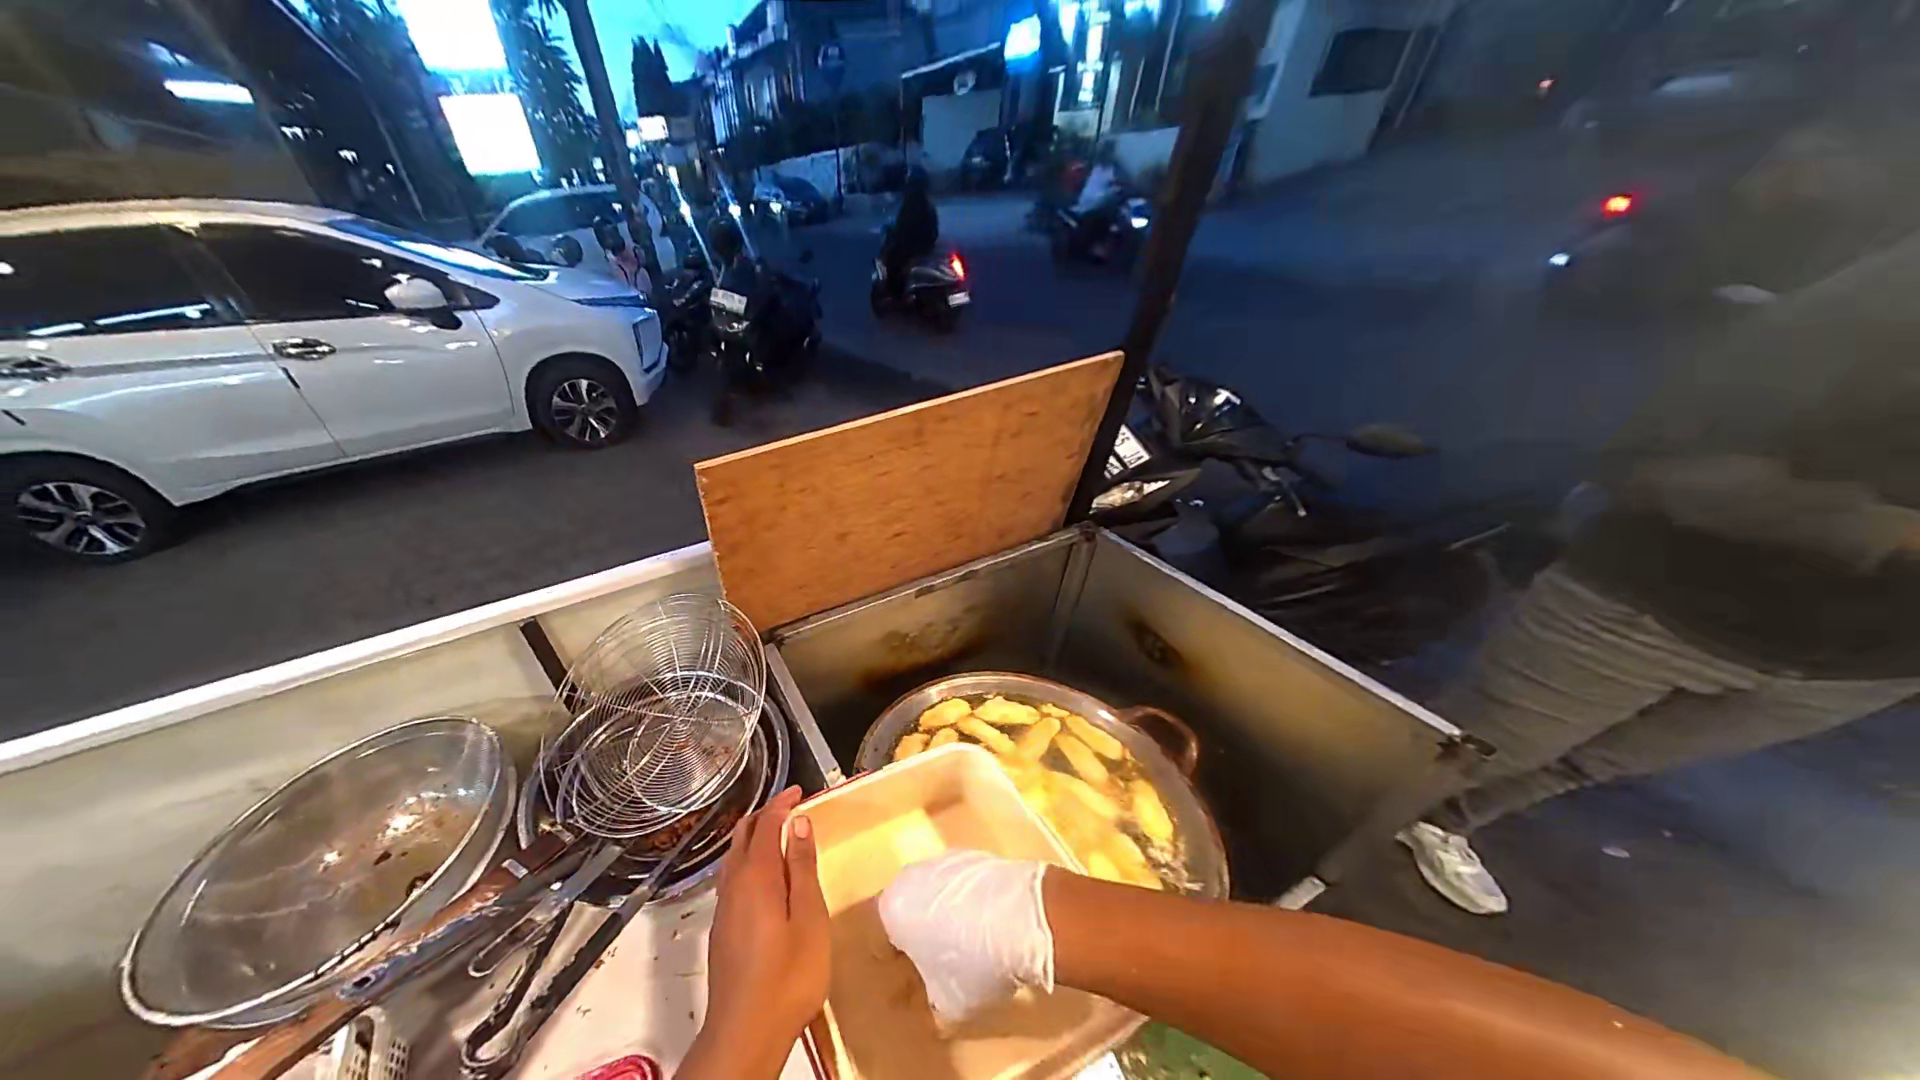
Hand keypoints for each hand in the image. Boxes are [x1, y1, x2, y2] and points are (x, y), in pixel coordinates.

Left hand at [680, 787, 829, 1079]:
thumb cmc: (789, 974)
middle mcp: (733, 887)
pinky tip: (766, 877)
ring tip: (780, 834)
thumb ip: (801, 868)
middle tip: (791, 806)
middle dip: (764, 815)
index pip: (765, 825)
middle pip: (742, 837)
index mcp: (756, 877)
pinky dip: (749, 860)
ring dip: (754, 837)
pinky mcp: (723, 931)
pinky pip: (733, 878)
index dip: (782, 803)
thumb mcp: (809, 916)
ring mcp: (724, 910)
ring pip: (734, 858)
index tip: (799, 790)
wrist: (745, 1034)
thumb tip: (799, 824)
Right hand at [878, 851, 1054, 1027]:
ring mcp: (943, 860)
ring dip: (940, 917)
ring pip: (931, 895)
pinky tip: (985, 925)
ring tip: (965, 946)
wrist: (1030, 917)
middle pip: (905, 912)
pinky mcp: (974, 855)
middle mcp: (910, 877)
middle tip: (933, 965)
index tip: (907, 984)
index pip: (879, 941)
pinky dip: (965, 903)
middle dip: (915, 937)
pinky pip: (958, 885)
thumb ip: (928, 1005)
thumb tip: (932, 1005)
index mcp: (891, 909)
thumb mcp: (947, 1004)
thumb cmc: (975, 964)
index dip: (892, 967)